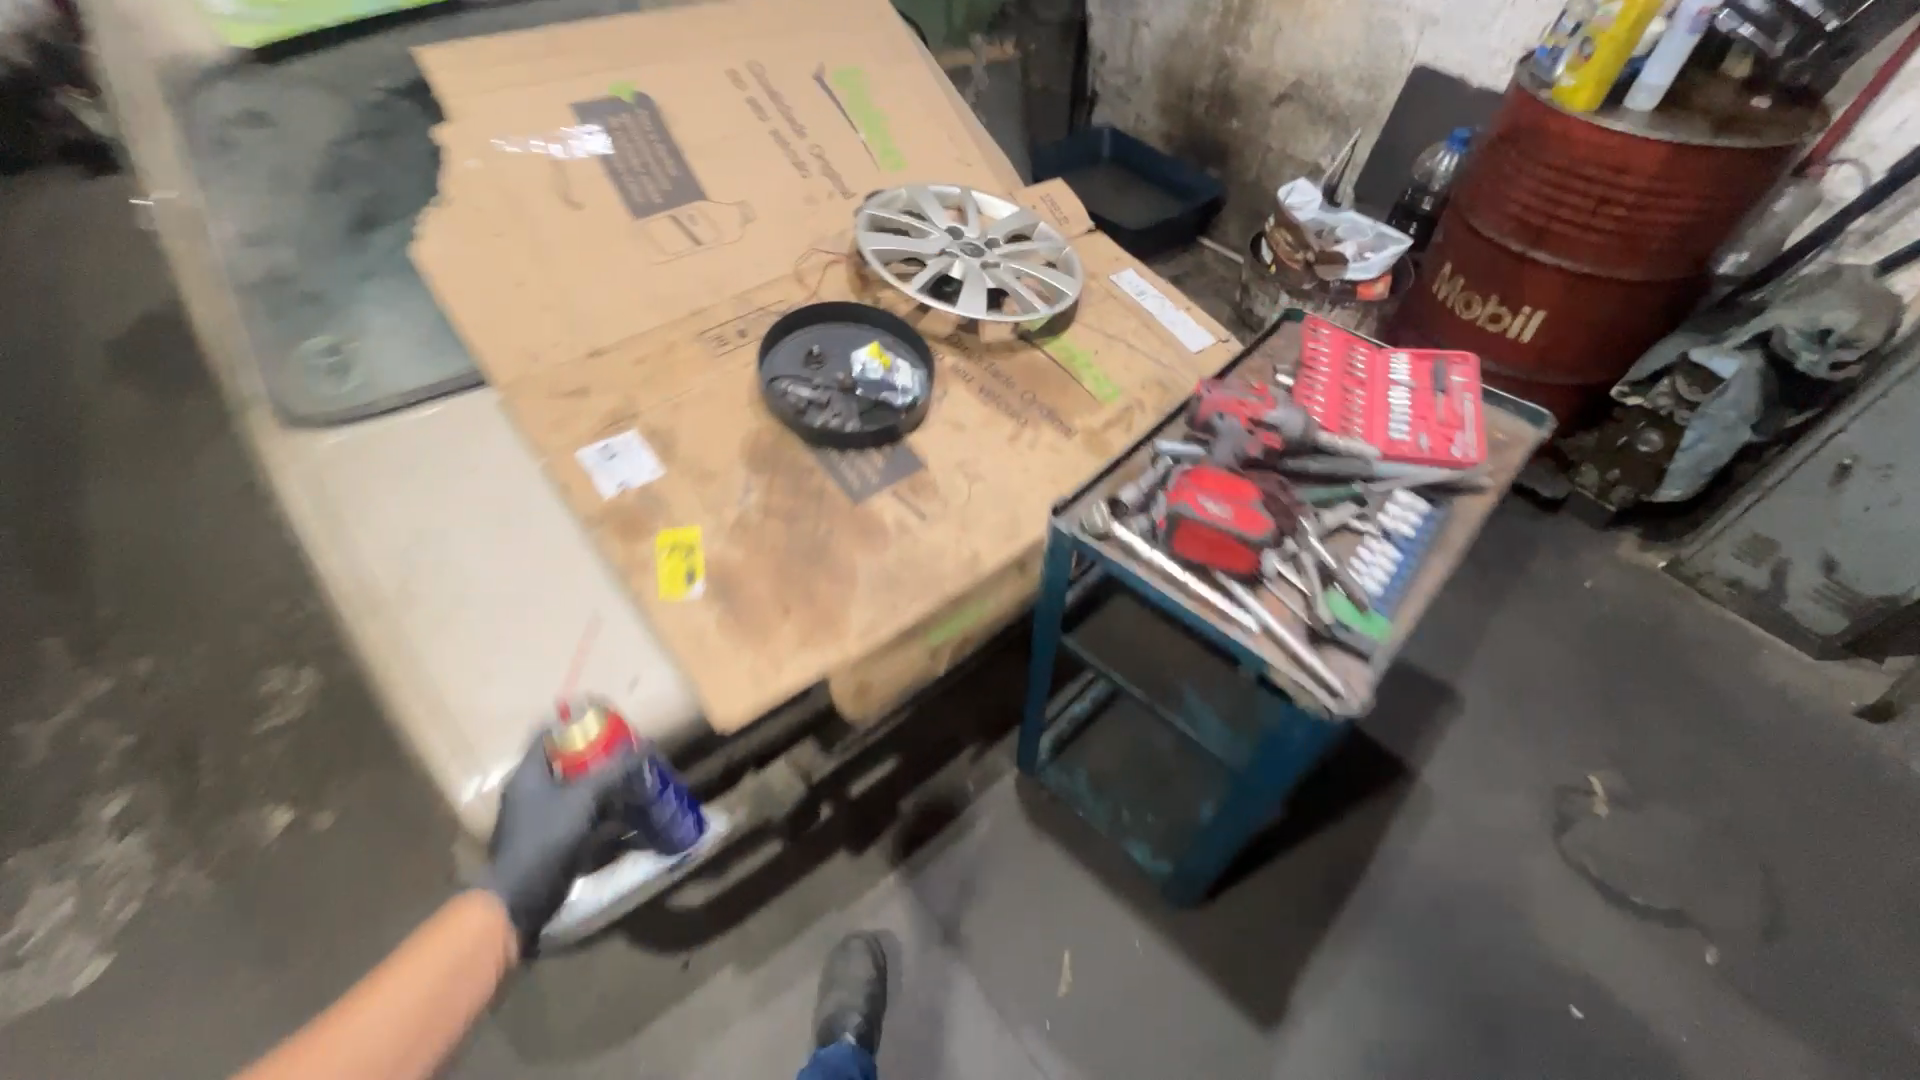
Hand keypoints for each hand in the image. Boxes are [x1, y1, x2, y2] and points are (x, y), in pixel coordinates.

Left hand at [483, 738, 635, 955]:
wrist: (520, 897)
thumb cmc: (546, 837)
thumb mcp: (584, 797)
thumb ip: (614, 770)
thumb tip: (646, 744)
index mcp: (528, 772)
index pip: (549, 733)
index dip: (577, 722)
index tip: (609, 720)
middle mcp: (532, 790)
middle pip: (568, 761)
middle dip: (600, 755)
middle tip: (630, 750)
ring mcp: (541, 817)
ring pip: (577, 790)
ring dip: (605, 784)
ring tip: (636, 777)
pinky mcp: (554, 840)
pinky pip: (582, 816)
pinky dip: (603, 812)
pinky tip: (629, 812)